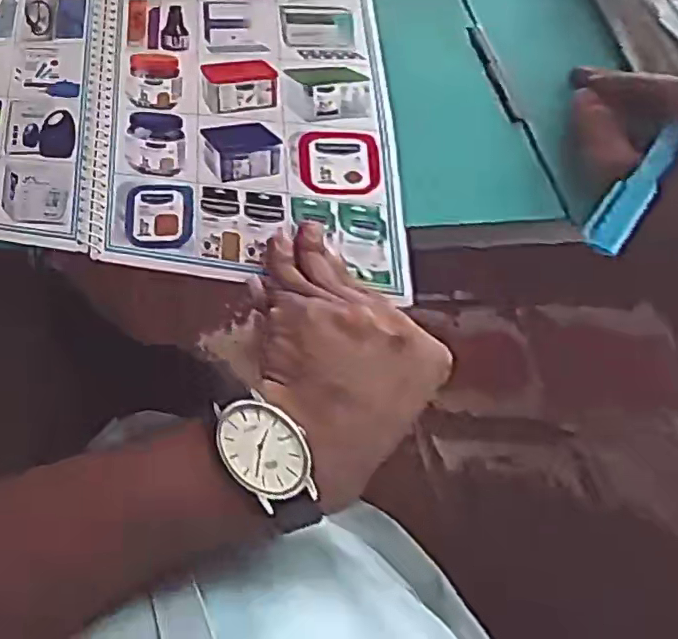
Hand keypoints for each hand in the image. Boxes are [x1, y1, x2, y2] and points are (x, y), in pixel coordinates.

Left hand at [247, 223, 450, 506]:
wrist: (319, 444)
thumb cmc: (357, 432)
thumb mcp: (395, 392)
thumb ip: (384, 349)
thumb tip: (359, 322)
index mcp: (420, 347)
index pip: (378, 299)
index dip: (350, 280)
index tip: (336, 263)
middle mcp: (379, 319)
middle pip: (339, 276)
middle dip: (317, 252)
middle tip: (306, 232)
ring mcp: (336, 310)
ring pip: (303, 274)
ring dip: (287, 256)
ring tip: (279, 242)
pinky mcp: (295, 310)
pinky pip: (273, 291)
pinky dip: (263, 287)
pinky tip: (257, 281)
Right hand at [569, 68, 677, 273]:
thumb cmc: (657, 236)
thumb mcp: (615, 182)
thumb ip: (598, 133)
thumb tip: (587, 99)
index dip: (625, 83)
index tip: (585, 80)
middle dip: (651, 95)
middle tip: (604, 95)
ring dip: (675, 111)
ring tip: (630, 113)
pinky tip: (669, 135)